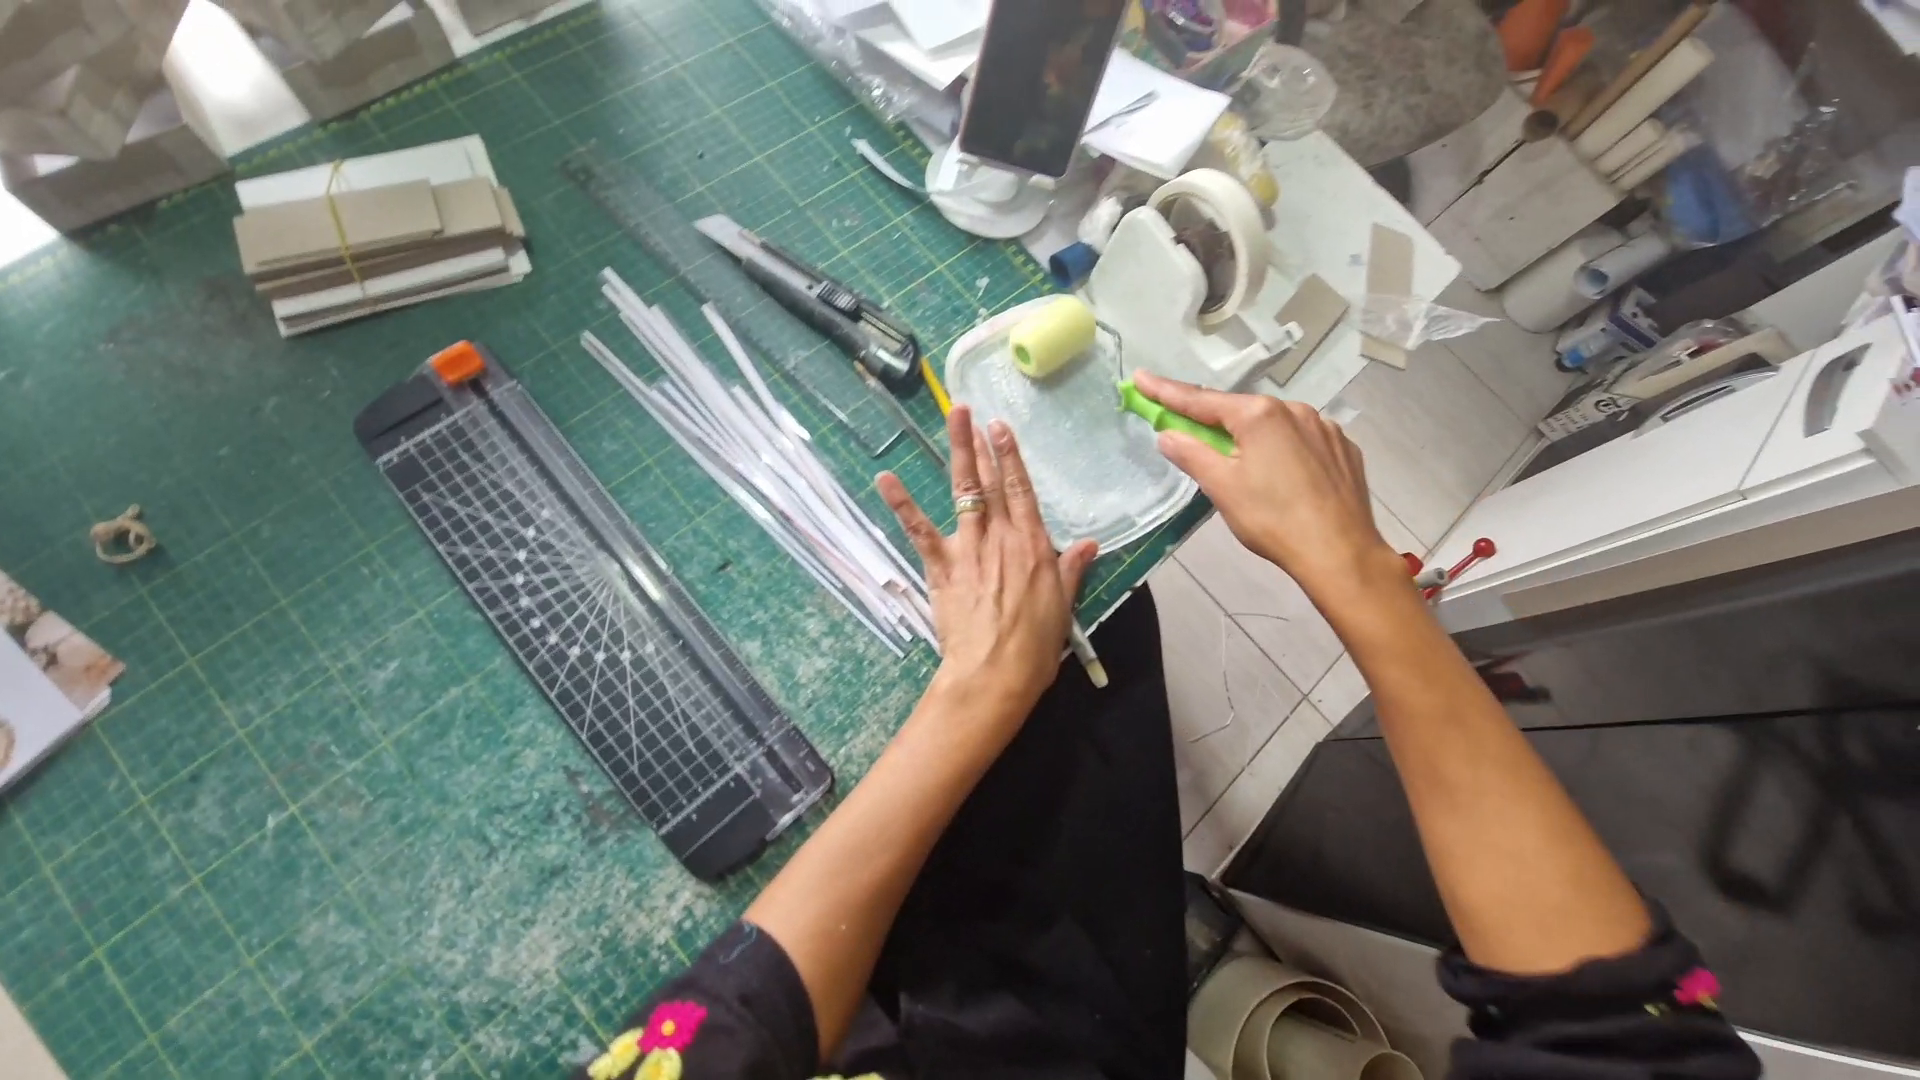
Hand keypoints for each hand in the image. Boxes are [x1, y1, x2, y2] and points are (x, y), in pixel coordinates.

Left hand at [876, 405, 1098, 739]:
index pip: (1022, 491)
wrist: (996, 673)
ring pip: (963, 492)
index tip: (1001, 427)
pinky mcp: (942, 566)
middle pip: (992, 482)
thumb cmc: (1035, 646)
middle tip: (969, 411)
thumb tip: (1090, 544)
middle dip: (981, 444)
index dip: (1012, 457)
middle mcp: (1001, 537)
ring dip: (957, 453)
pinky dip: (902, 503)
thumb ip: (1072, 570)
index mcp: (1033, 546)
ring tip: (950, 419)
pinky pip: (920, 530)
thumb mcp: (1064, 607)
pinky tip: (885, 478)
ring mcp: (969, 548)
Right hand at [1131, 371, 1401, 601]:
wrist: (1340, 552)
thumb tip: (1168, 434)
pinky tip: (1283, 475)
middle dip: (1213, 421)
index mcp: (1259, 415)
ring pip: (1274, 425)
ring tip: (1245, 468)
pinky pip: (1302, 440)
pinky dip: (1283, 449)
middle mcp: (1294, 409)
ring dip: (1252, 436)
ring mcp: (1324, 427)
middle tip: (1189, 433)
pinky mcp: (1343, 449)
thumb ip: (1192, 454)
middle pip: (1240, 411)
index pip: (1201, 400)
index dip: (1166, 391)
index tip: (1140, 378)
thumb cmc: (1272, 519)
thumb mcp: (1222, 487)